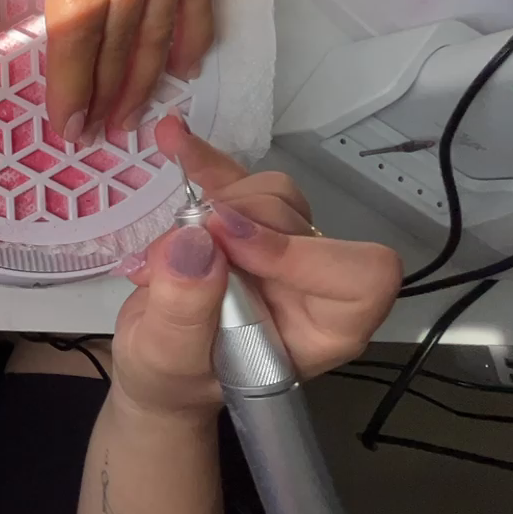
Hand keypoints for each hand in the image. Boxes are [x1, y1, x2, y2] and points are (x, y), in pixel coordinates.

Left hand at [0, 0, 212, 141]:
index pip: (80, 30)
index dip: (73, 83)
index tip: (65, 125)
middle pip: (124, 38)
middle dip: (110, 94)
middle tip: (96, 138)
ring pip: (163, 24)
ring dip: (149, 77)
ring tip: (135, 121)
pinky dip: (193, 32)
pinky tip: (188, 66)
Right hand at [106, 117, 403, 420]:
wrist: (155, 368)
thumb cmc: (169, 376)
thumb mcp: (167, 355)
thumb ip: (184, 307)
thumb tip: (194, 240)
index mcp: (324, 326)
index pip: (356, 275)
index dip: (296, 252)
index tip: (224, 246)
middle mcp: (313, 282)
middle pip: (297, 223)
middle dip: (226, 226)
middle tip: (169, 252)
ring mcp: (278, 249)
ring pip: (269, 194)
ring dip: (209, 202)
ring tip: (160, 245)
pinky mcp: (237, 224)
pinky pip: (230, 178)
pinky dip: (199, 159)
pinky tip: (171, 136)